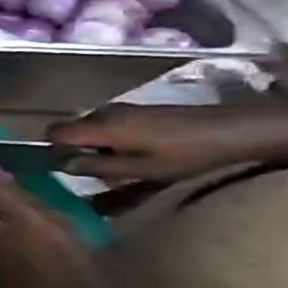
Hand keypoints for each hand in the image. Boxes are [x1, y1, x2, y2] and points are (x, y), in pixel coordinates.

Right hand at [49, 103, 265, 181]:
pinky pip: (107, 127)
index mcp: (103, 127)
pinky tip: (135, 158)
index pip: (55, 132)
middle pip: (71, 130)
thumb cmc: (188, 154)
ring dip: (95, 150)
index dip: (52, 149)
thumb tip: (63, 165)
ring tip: (119, 171)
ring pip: (89, 130)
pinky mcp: (136, 111)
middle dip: (75, 152)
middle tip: (95, 177)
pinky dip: (110, 143)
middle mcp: (105, 113)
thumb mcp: (144, 170)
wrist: (235, 130)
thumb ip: (100, 168)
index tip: (63, 168)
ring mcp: (121, 110)